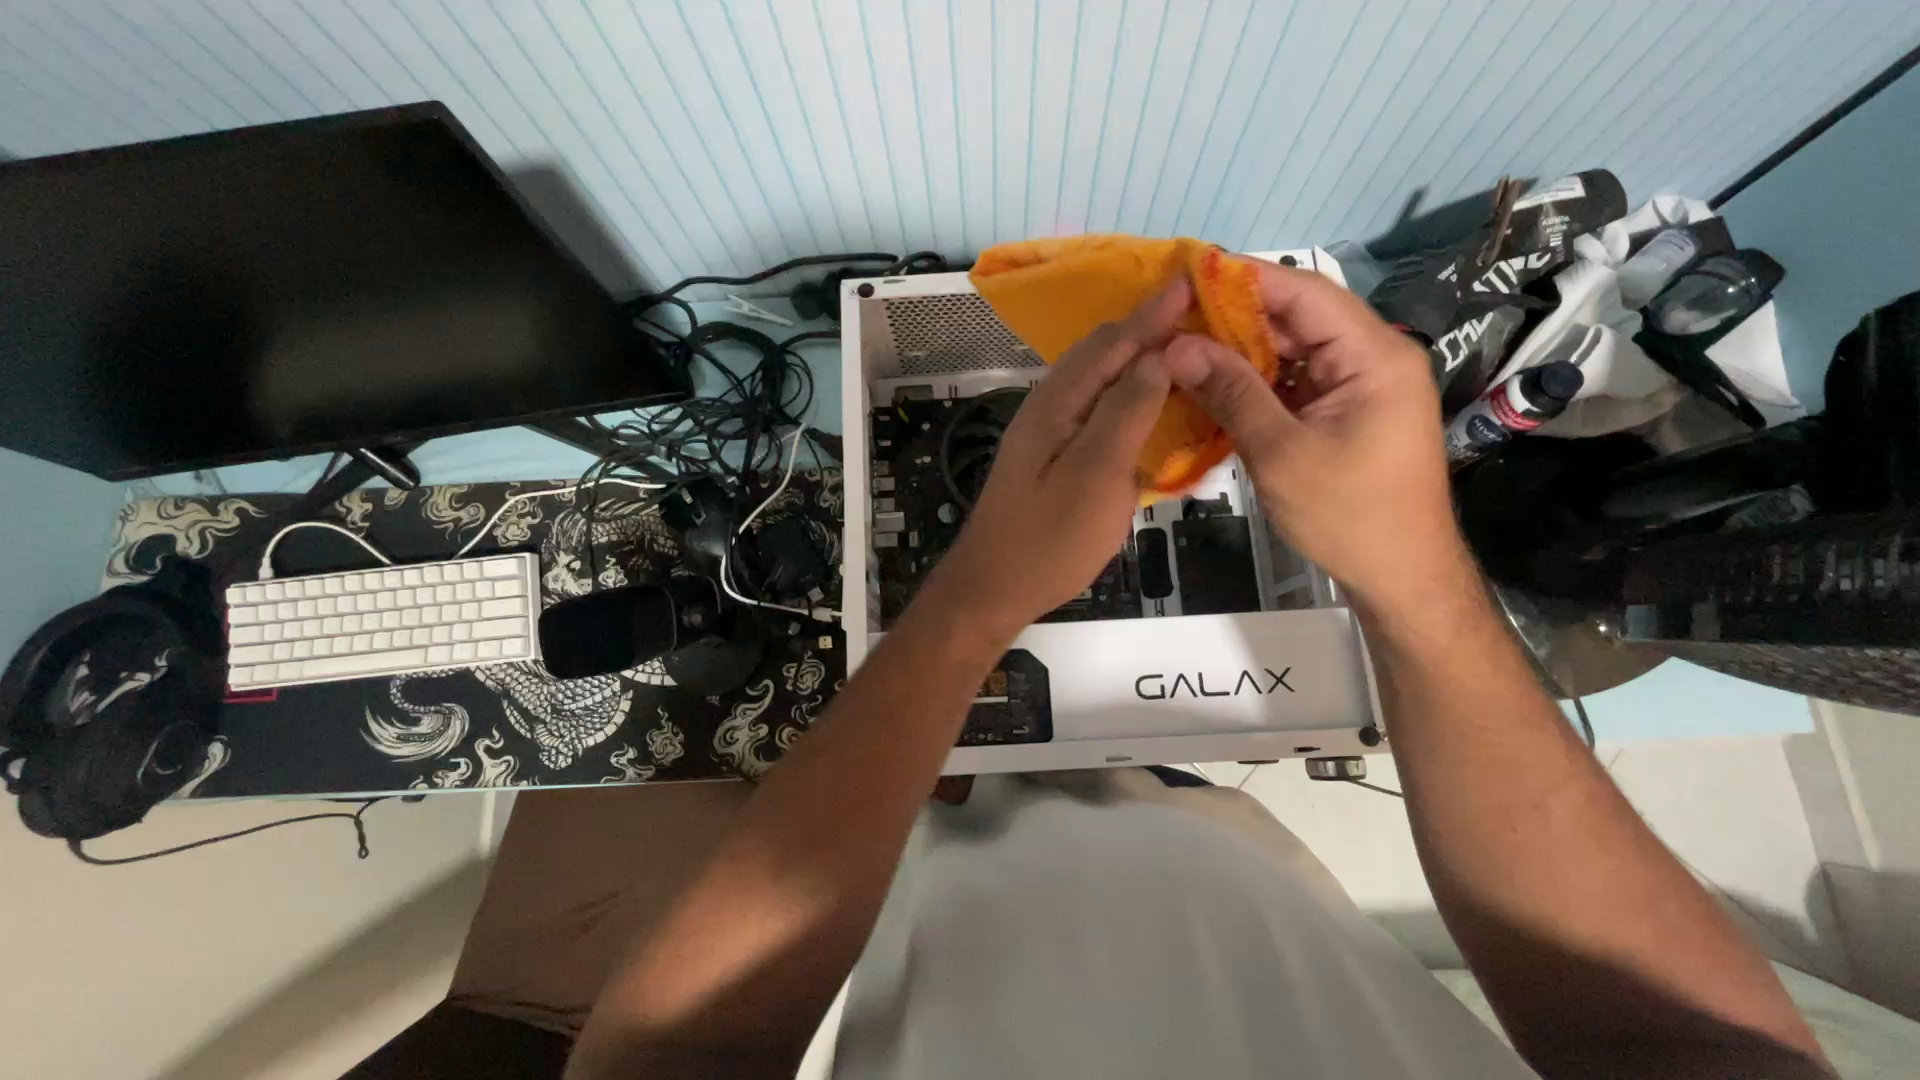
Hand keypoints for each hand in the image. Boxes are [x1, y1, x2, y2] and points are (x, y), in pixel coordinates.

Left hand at [922, 282, 1187, 636]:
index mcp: (1057, 404)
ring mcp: (1047, 434)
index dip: (1153, 314)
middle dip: (1146, 330)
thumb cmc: (1048, 540)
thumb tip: (1158, 357)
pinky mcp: (1052, 459)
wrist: (993, 589)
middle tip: (1195, 317)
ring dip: (1137, 363)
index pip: (1111, 343)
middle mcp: (1049, 408)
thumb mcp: (1096, 475)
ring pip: (1097, 382)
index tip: (1192, 281)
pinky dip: (1126, 399)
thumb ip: (1127, 413)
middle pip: (1100, 355)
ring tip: (1181, 356)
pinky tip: (1148, 409)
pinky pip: (1095, 412)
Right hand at [1160, 260, 1464, 611]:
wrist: (1401, 574)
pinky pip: (1299, 380)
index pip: (1304, 292)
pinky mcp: (1349, 410)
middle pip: (1299, 317)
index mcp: (1373, 356)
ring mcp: (1363, 385)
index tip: (1190, 271)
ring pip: (1295, 349)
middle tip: (1175, 317)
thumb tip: (1177, 348)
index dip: (1245, 278)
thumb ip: (1231, 393)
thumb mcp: (1280, 453)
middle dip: (1236, 316)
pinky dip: (1259, 381)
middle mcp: (1374, 357)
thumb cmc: (1348, 515)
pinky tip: (1216, 386)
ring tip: (1185, 349)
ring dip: (1243, 351)